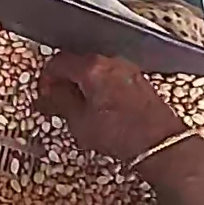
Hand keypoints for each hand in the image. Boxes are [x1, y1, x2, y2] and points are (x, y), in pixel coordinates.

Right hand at [35, 52, 189, 161]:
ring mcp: (126, 69)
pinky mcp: (138, 80)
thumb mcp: (79, 122)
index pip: (58, 62)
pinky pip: (111, 77)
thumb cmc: (120, 134)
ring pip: (95, 70)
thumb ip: (59, 102)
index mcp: (91, 68)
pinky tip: (99, 108)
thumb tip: (47, 95)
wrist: (158, 143)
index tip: (44, 93)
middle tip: (57, 100)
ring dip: (82, 84)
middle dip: (64, 81)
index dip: (46, 78)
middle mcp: (110, 62)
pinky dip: (100, 87)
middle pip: (77, 63)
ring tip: (79, 108)